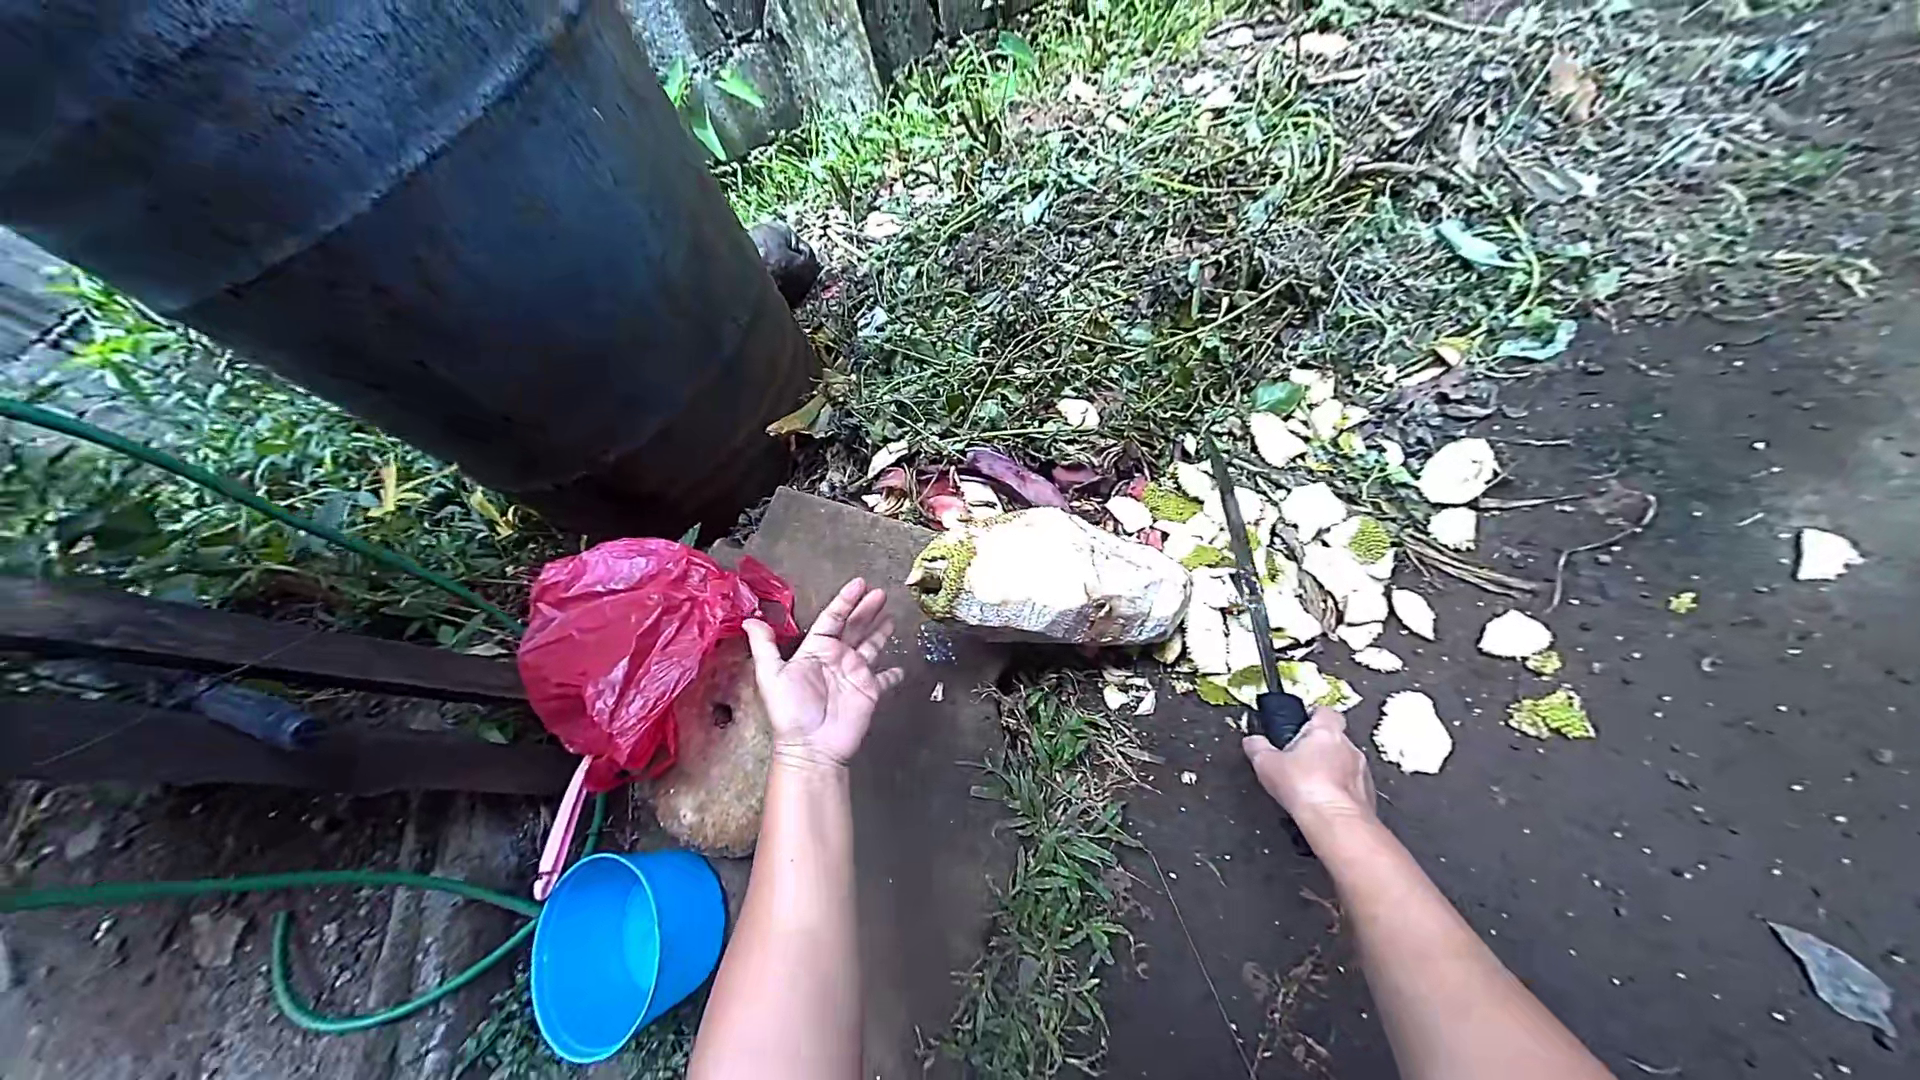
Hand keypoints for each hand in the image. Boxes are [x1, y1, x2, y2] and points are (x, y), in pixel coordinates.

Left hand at [743, 577, 904, 767]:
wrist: (812, 747)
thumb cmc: (792, 711)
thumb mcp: (772, 675)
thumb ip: (765, 647)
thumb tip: (749, 620)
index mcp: (817, 649)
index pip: (833, 617)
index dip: (846, 600)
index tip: (859, 583)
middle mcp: (838, 657)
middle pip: (855, 626)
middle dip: (867, 609)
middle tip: (881, 592)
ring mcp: (855, 673)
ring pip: (872, 646)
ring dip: (880, 631)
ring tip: (890, 615)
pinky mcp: (870, 690)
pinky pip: (885, 679)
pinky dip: (893, 674)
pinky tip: (900, 667)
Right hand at [1242, 707, 1376, 829]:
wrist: (1335, 822)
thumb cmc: (1304, 787)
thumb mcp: (1265, 763)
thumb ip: (1257, 747)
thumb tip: (1252, 741)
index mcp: (1326, 731)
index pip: (1326, 712)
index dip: (1313, 716)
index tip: (1301, 723)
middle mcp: (1349, 748)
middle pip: (1335, 738)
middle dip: (1319, 746)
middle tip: (1299, 757)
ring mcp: (1362, 772)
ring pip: (1345, 763)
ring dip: (1331, 769)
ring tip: (1310, 784)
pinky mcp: (1369, 795)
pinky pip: (1352, 786)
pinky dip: (1340, 790)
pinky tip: (1322, 801)